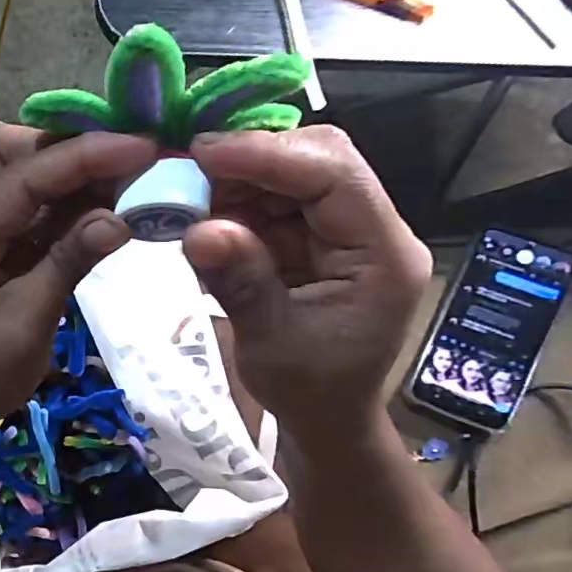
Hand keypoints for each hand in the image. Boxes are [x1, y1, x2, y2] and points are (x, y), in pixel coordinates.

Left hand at [0, 123, 156, 447]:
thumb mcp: (26, 326)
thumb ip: (68, 264)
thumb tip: (120, 219)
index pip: (20, 177)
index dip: (81, 155)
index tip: (139, 145)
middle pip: (5, 154)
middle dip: (65, 147)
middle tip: (126, 156)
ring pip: (15, 176)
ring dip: (68, 172)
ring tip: (126, 176)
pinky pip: (25, 211)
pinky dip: (63, 204)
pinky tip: (102, 206)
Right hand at [183, 126, 430, 434]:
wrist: (327, 418)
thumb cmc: (309, 391)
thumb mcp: (271, 343)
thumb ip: (240, 282)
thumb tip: (196, 231)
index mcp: (383, 255)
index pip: (335, 177)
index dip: (269, 156)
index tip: (204, 153)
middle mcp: (372, 230)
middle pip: (320, 161)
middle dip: (252, 161)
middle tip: (189, 171)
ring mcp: (345, 231)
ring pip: (293, 175)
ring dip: (238, 180)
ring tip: (188, 196)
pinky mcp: (318, 238)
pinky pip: (276, 202)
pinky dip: (237, 203)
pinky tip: (205, 214)